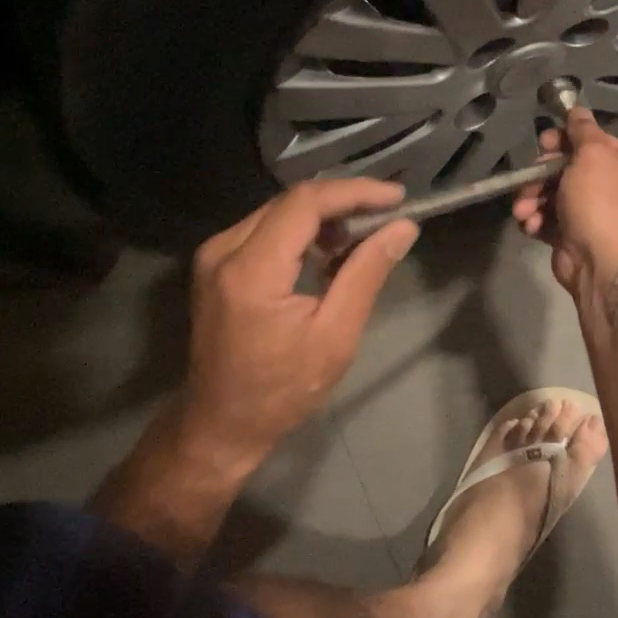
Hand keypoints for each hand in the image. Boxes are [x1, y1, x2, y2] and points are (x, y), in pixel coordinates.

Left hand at [175, 179, 418, 477]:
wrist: (221, 424)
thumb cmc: (282, 390)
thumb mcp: (335, 336)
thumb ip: (366, 274)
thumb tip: (403, 228)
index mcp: (252, 270)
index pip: (305, 204)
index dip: (355, 193)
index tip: (397, 198)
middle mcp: (224, 250)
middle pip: (291, 202)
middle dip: (343, 202)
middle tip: (388, 216)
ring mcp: (214, 255)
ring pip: (278, 211)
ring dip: (324, 216)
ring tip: (363, 238)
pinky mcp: (216, 265)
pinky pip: (265, 229)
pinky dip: (302, 232)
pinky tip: (329, 252)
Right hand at [513, 107, 617, 291]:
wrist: (600, 263)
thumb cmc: (599, 203)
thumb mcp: (593, 155)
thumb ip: (583, 129)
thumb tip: (577, 109)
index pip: (585, 137)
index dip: (561, 139)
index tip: (544, 145)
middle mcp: (604, 182)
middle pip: (560, 165)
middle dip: (538, 174)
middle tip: (530, 183)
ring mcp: (586, 208)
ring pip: (546, 192)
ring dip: (530, 199)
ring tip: (524, 212)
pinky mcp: (568, 232)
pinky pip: (543, 217)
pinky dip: (534, 220)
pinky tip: (532, 227)